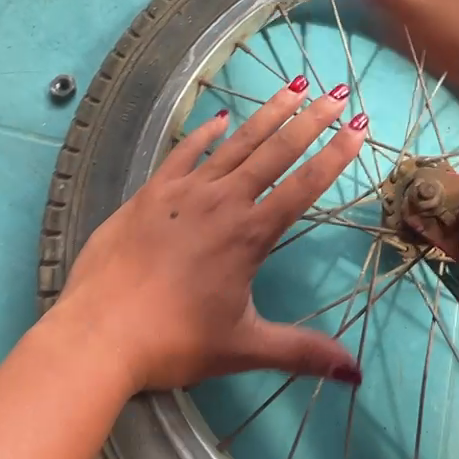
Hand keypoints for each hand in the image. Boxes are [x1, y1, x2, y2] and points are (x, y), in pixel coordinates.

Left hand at [48, 78, 368, 393]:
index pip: (303, 186)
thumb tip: (354, 371)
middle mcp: (223, 202)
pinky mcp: (152, 191)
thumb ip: (300, 351)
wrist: (99, 333)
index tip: (359, 128)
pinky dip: (204, 133)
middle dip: (310, 121)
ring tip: (293, 86)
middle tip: (337, 92)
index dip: (335, 156)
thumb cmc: (174, 342)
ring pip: (236, 143)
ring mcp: (185, 191)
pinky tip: (220, 116)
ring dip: (267, 114)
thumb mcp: (243, 347)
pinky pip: (183, 152)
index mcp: (249, 234)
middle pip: (275, 152)